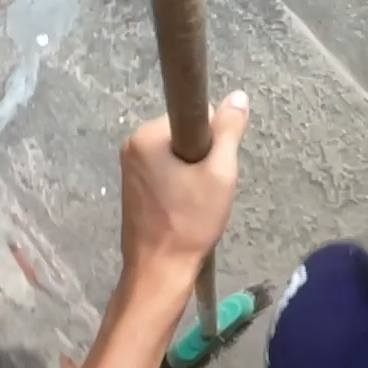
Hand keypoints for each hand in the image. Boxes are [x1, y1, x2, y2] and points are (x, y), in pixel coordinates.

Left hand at [118, 91, 248, 292]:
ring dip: (194, 170)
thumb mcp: (220, 173)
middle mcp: (132, 144)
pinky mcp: (133, 185)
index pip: (197, 115)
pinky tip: (185, 205)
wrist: (159, 271)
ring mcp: (130, 166)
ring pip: (179, 152)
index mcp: (147, 135)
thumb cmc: (190, 222)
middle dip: (204, 155)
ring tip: (198, 199)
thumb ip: (229, 130)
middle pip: (187, 133)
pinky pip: (167, 168)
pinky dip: (182, 181)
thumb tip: (238, 95)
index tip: (214, 167)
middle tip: (209, 187)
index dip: (215, 138)